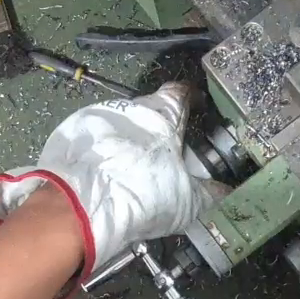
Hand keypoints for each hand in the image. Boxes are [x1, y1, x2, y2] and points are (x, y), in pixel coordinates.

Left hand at [0, 83, 223, 279]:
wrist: (82, 206)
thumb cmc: (144, 193)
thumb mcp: (187, 202)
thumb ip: (210, 195)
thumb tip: (227, 193)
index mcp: (163, 114)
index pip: (181, 92)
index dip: (191, 98)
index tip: (196, 105)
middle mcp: (130, 107)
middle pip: (150, 111)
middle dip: (158, 129)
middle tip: (165, 154)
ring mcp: (98, 118)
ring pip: (121, 125)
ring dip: (128, 142)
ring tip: (133, 171)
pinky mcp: (72, 134)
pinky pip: (95, 140)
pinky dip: (103, 154)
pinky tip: (106, 177)